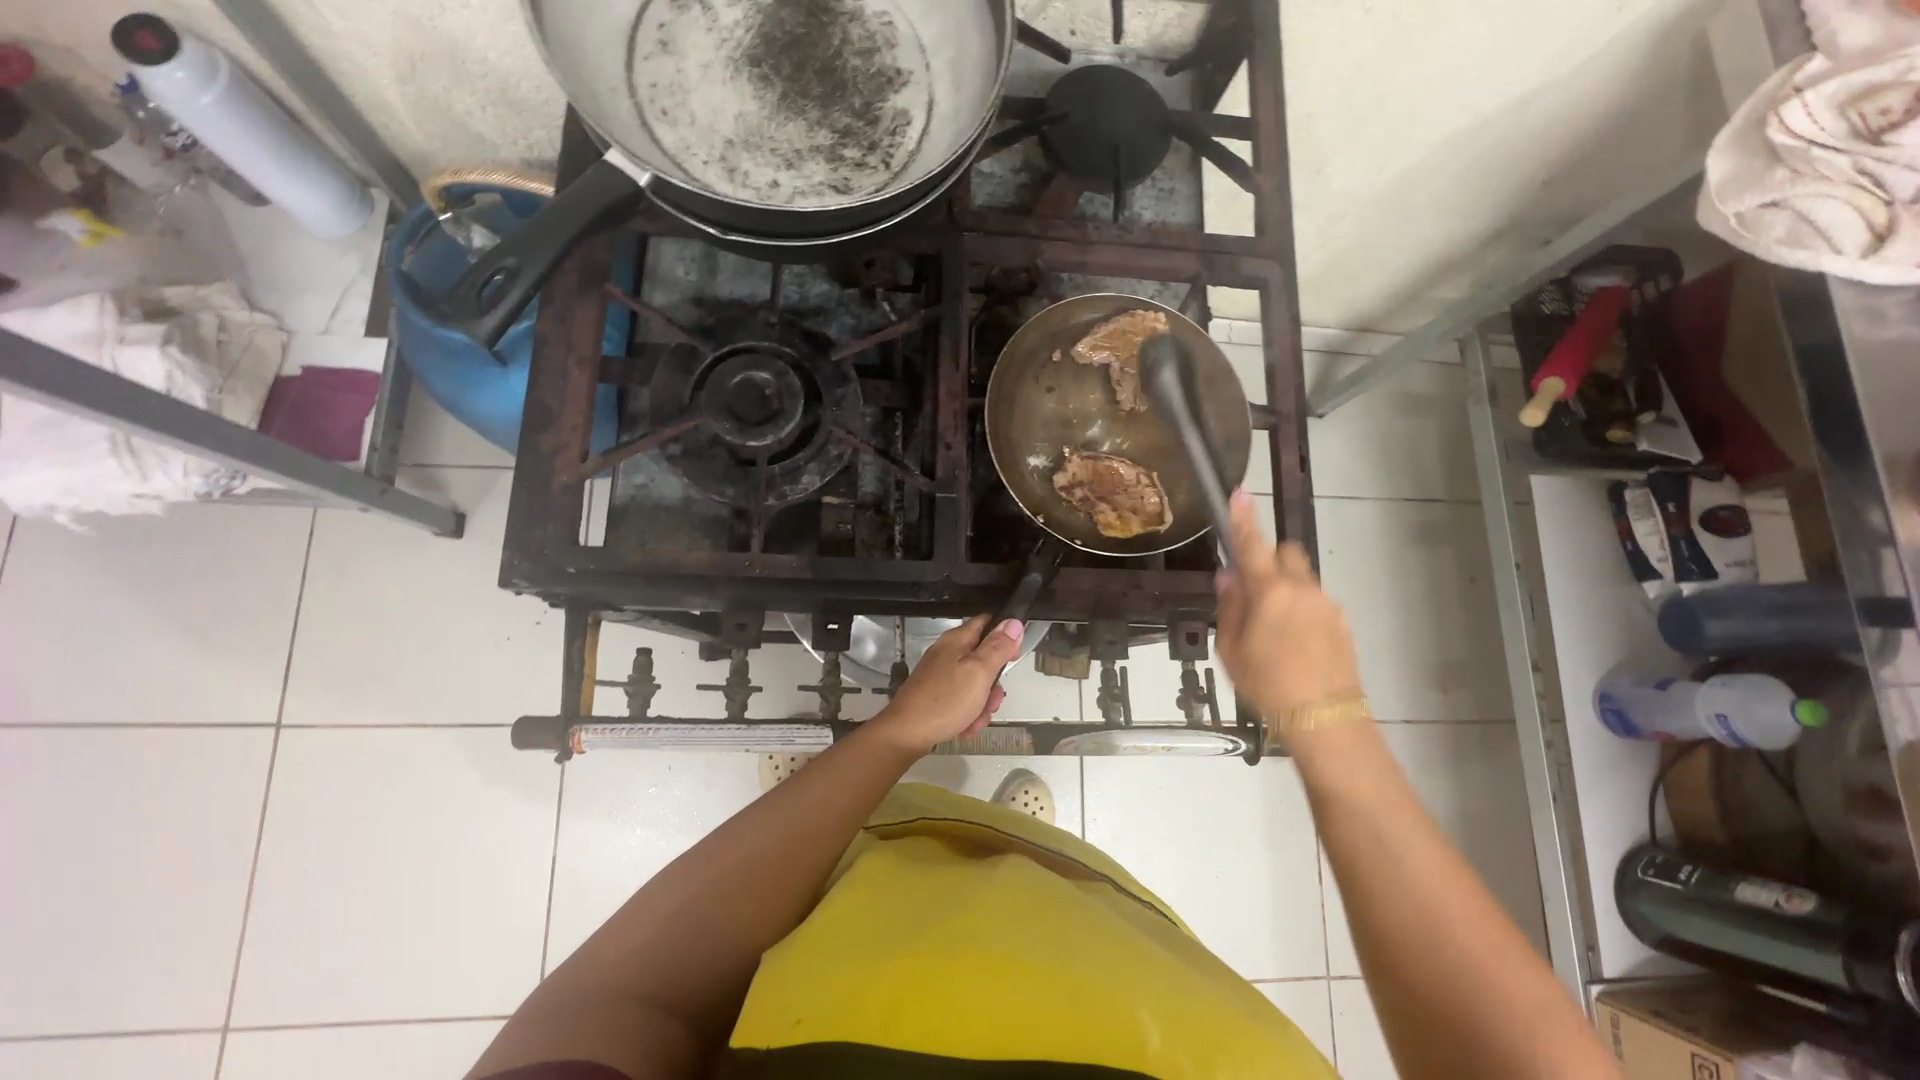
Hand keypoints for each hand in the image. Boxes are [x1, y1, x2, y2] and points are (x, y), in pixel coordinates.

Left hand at [867, 615, 1023, 753]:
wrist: (906, 734)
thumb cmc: (946, 700)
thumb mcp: (979, 672)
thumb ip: (997, 647)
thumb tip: (1013, 621)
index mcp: (957, 640)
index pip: (987, 623)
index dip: (1005, 636)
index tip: (1014, 657)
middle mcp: (947, 653)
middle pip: (984, 660)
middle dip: (994, 684)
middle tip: (991, 700)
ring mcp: (940, 676)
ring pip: (976, 685)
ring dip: (982, 705)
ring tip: (975, 719)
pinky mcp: (936, 696)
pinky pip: (962, 701)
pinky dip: (968, 715)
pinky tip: (965, 728)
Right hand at [1215, 490, 1362, 719]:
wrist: (1324, 718)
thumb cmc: (1267, 684)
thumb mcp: (1230, 650)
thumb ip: (1229, 607)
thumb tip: (1228, 578)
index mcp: (1269, 591)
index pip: (1252, 544)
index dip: (1243, 517)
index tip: (1240, 492)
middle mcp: (1302, 589)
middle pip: (1286, 553)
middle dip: (1270, 559)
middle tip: (1253, 588)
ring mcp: (1327, 604)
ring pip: (1302, 580)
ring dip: (1286, 590)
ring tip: (1272, 630)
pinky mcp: (1342, 622)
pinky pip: (1316, 603)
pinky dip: (1302, 612)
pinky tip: (1294, 646)